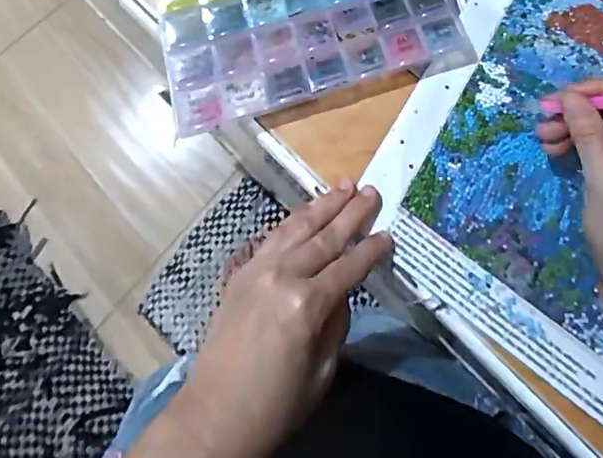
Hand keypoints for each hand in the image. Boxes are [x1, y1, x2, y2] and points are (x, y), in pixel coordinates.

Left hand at [141, 180, 392, 457]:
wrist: (214, 415)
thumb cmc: (275, 405)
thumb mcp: (321, 373)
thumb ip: (336, 324)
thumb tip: (340, 292)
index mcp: (306, 305)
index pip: (348, 267)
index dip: (371, 250)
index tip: (388, 233)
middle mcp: (283, 275)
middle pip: (325, 237)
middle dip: (351, 213)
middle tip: (371, 191)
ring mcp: (259, 268)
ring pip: (297, 226)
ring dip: (323, 205)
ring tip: (344, 186)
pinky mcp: (242, 271)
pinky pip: (274, 236)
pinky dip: (294, 220)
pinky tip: (307, 211)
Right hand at [536, 80, 602, 329]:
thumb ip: (589, 135)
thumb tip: (571, 95)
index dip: (598, 92)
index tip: (562, 97)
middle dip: (579, 112)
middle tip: (544, 120)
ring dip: (572, 129)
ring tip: (542, 139)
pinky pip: (600, 150)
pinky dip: (576, 147)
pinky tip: (554, 152)